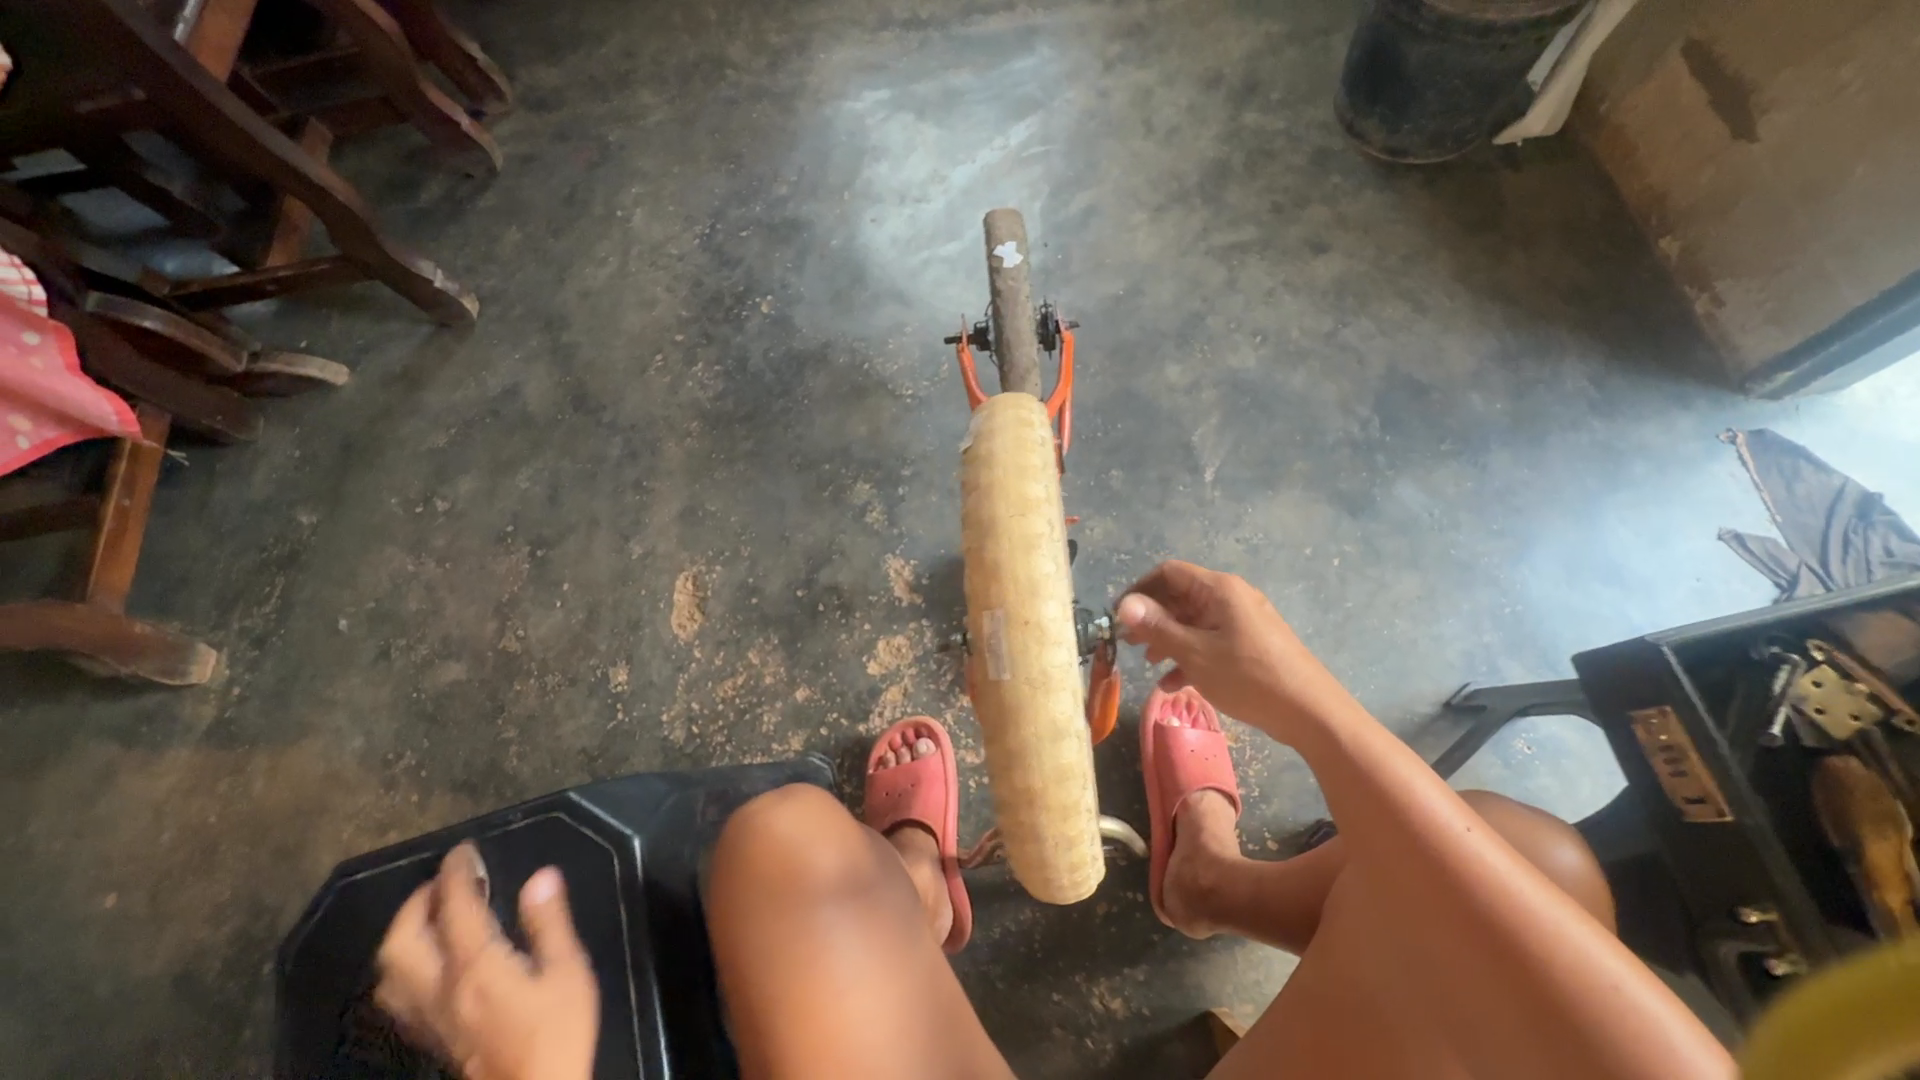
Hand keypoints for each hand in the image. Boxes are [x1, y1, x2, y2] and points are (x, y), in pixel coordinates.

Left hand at [375, 844, 598, 1079]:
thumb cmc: (558, 1032)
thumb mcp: (568, 972)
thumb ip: (550, 923)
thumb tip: (541, 877)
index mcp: (476, 967)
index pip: (456, 909)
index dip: (457, 873)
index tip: (463, 851)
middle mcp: (441, 989)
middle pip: (402, 940)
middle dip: (417, 903)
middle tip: (444, 882)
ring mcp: (430, 1017)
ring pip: (390, 970)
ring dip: (403, 934)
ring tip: (431, 916)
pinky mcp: (431, 1037)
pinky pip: (398, 995)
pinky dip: (405, 965)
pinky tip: (428, 962)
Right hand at [1116, 560, 1346, 739]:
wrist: (1310, 712)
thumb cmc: (1249, 677)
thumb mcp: (1195, 653)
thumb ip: (1157, 627)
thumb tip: (1123, 604)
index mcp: (1219, 590)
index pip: (1169, 573)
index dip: (1140, 591)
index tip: (1118, 617)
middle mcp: (1232, 598)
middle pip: (1181, 597)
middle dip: (1152, 619)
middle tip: (1128, 643)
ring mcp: (1243, 622)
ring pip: (1194, 622)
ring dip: (1169, 640)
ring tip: (1149, 664)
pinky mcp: (1250, 645)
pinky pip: (1211, 642)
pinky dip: (1190, 657)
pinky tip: (1173, 684)